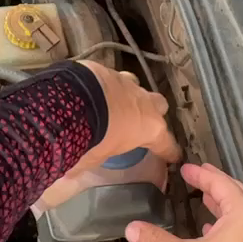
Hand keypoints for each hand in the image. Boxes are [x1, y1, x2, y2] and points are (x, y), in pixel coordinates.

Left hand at [37, 61, 181, 212]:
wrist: (69, 100)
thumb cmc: (89, 139)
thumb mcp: (92, 158)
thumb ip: (92, 159)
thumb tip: (73, 173)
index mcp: (149, 128)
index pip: (167, 144)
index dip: (169, 152)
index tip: (172, 157)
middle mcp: (143, 103)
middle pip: (159, 106)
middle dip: (152, 113)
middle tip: (138, 123)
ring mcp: (126, 82)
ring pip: (136, 87)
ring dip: (128, 96)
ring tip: (113, 105)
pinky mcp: (105, 69)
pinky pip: (110, 78)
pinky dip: (104, 86)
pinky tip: (92, 92)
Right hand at [124, 163, 242, 241]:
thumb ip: (157, 240)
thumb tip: (131, 228)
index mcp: (242, 215)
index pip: (221, 185)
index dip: (202, 176)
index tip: (186, 169)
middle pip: (237, 195)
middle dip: (217, 185)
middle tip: (200, 177)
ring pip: (242, 215)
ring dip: (224, 206)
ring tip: (205, 201)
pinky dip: (228, 226)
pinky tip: (212, 233)